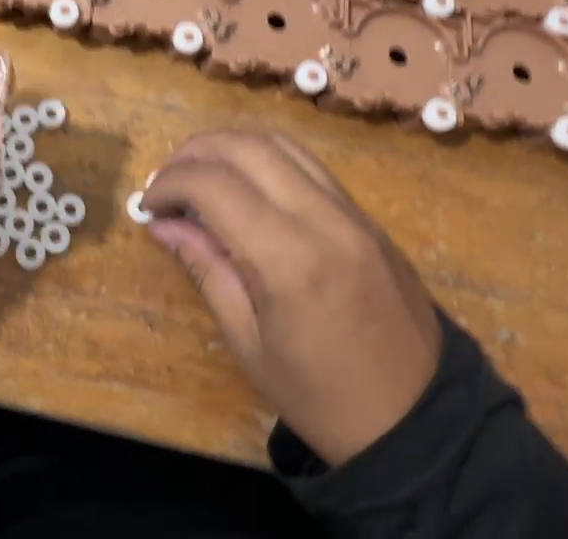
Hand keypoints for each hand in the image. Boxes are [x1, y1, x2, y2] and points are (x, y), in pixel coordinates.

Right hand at [141, 133, 442, 466]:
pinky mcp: (367, 217)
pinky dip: (265, 160)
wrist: (421, 421)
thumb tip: (161, 223)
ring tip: (199, 177)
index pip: (214, 184)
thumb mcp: (248, 343)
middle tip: (165, 183)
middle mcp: (323, 218)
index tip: (146, 205)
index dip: (169, 184)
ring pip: (281, 145)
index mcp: (289, 258)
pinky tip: (245, 188)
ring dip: (230, 148)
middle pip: (246, 147)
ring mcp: (352, 213)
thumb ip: (205, 270)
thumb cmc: (321, 396)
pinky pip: (309, 166)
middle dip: (193, 153)